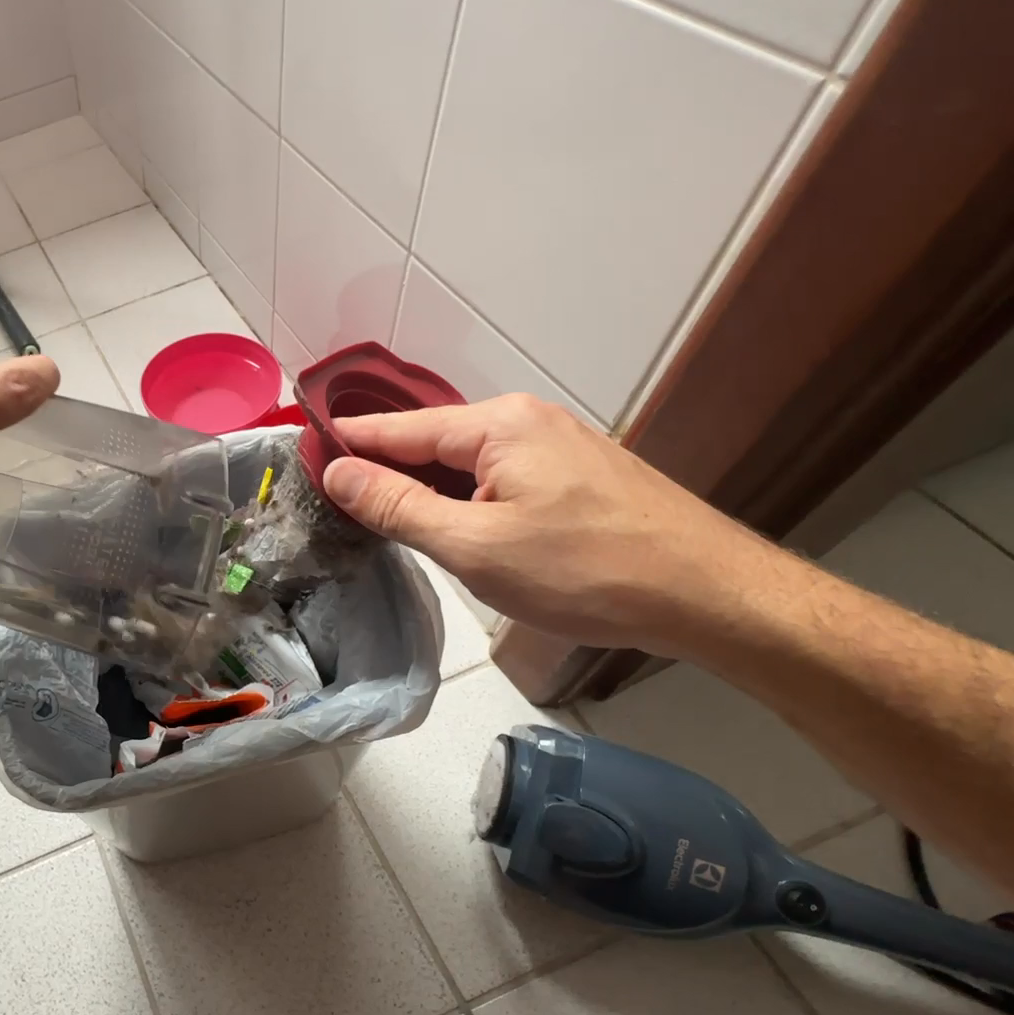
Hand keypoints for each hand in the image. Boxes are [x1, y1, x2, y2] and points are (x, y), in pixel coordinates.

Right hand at [320, 395, 780, 654]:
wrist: (713, 595)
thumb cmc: (584, 571)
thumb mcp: (473, 545)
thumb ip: (396, 505)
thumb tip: (335, 471)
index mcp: (496, 424)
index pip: (396, 428)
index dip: (345, 444)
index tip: (300, 455)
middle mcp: (526, 420)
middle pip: (431, 444)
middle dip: (386, 472)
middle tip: (336, 505)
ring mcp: (559, 445)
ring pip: (466, 465)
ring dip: (427, 491)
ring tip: (387, 524)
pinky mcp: (579, 475)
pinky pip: (500, 478)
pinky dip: (466, 500)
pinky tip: (457, 530)